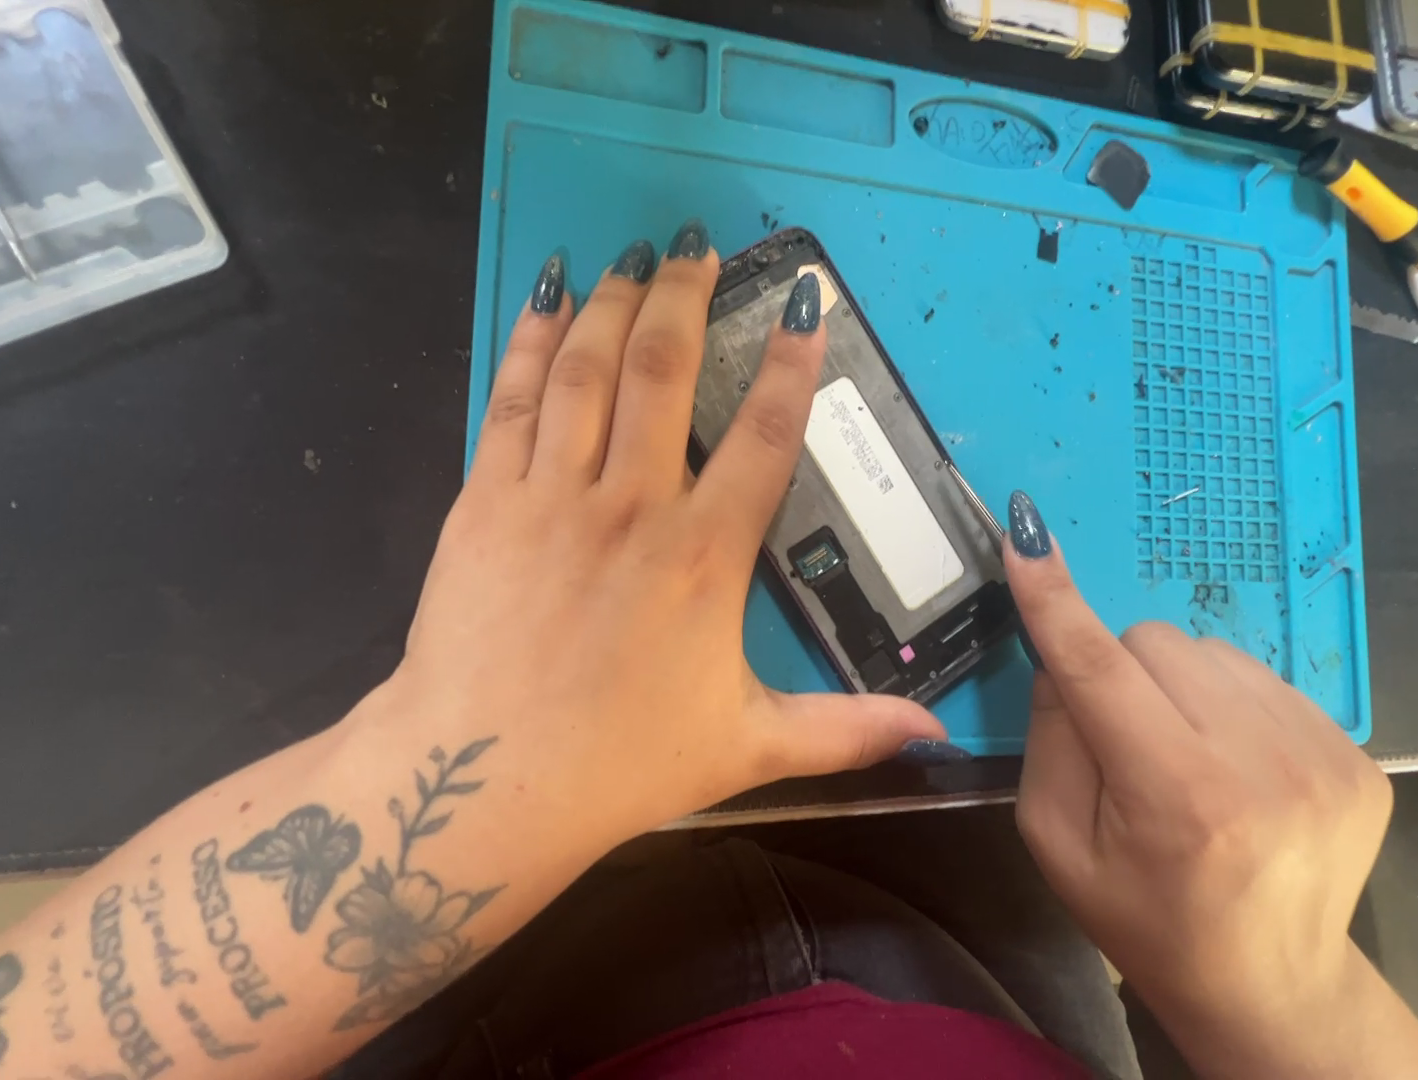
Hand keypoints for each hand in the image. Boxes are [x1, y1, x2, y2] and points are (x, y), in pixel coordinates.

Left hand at [372, 224, 945, 854]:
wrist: (479, 784)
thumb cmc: (619, 767)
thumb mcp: (747, 749)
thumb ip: (846, 731)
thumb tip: (938, 737)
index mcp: (703, 558)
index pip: (765, 437)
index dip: (792, 364)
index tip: (805, 303)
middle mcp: (631, 506)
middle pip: (665, 373)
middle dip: (686, 299)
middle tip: (698, 248)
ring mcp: (550, 496)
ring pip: (588, 370)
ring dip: (616, 304)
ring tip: (635, 257)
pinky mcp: (485, 501)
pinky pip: (511, 399)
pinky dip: (531, 339)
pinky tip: (550, 297)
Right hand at [1003, 492, 1408, 1075]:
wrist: (1271, 982)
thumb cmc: (1139, 916)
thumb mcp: (1055, 840)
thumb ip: (1051, 738)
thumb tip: (1064, 658)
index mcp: (1176, 798)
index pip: (1099, 670)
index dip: (1055, 602)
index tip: (1025, 535)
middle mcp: (1261, 765)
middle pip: (1155, 641)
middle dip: (1119, 669)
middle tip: (1122, 735)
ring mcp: (1324, 754)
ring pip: (1207, 648)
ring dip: (1174, 681)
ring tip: (1183, 750)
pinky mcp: (1359, 753)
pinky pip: (1257, 675)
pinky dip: (1223, 699)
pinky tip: (1231, 758)